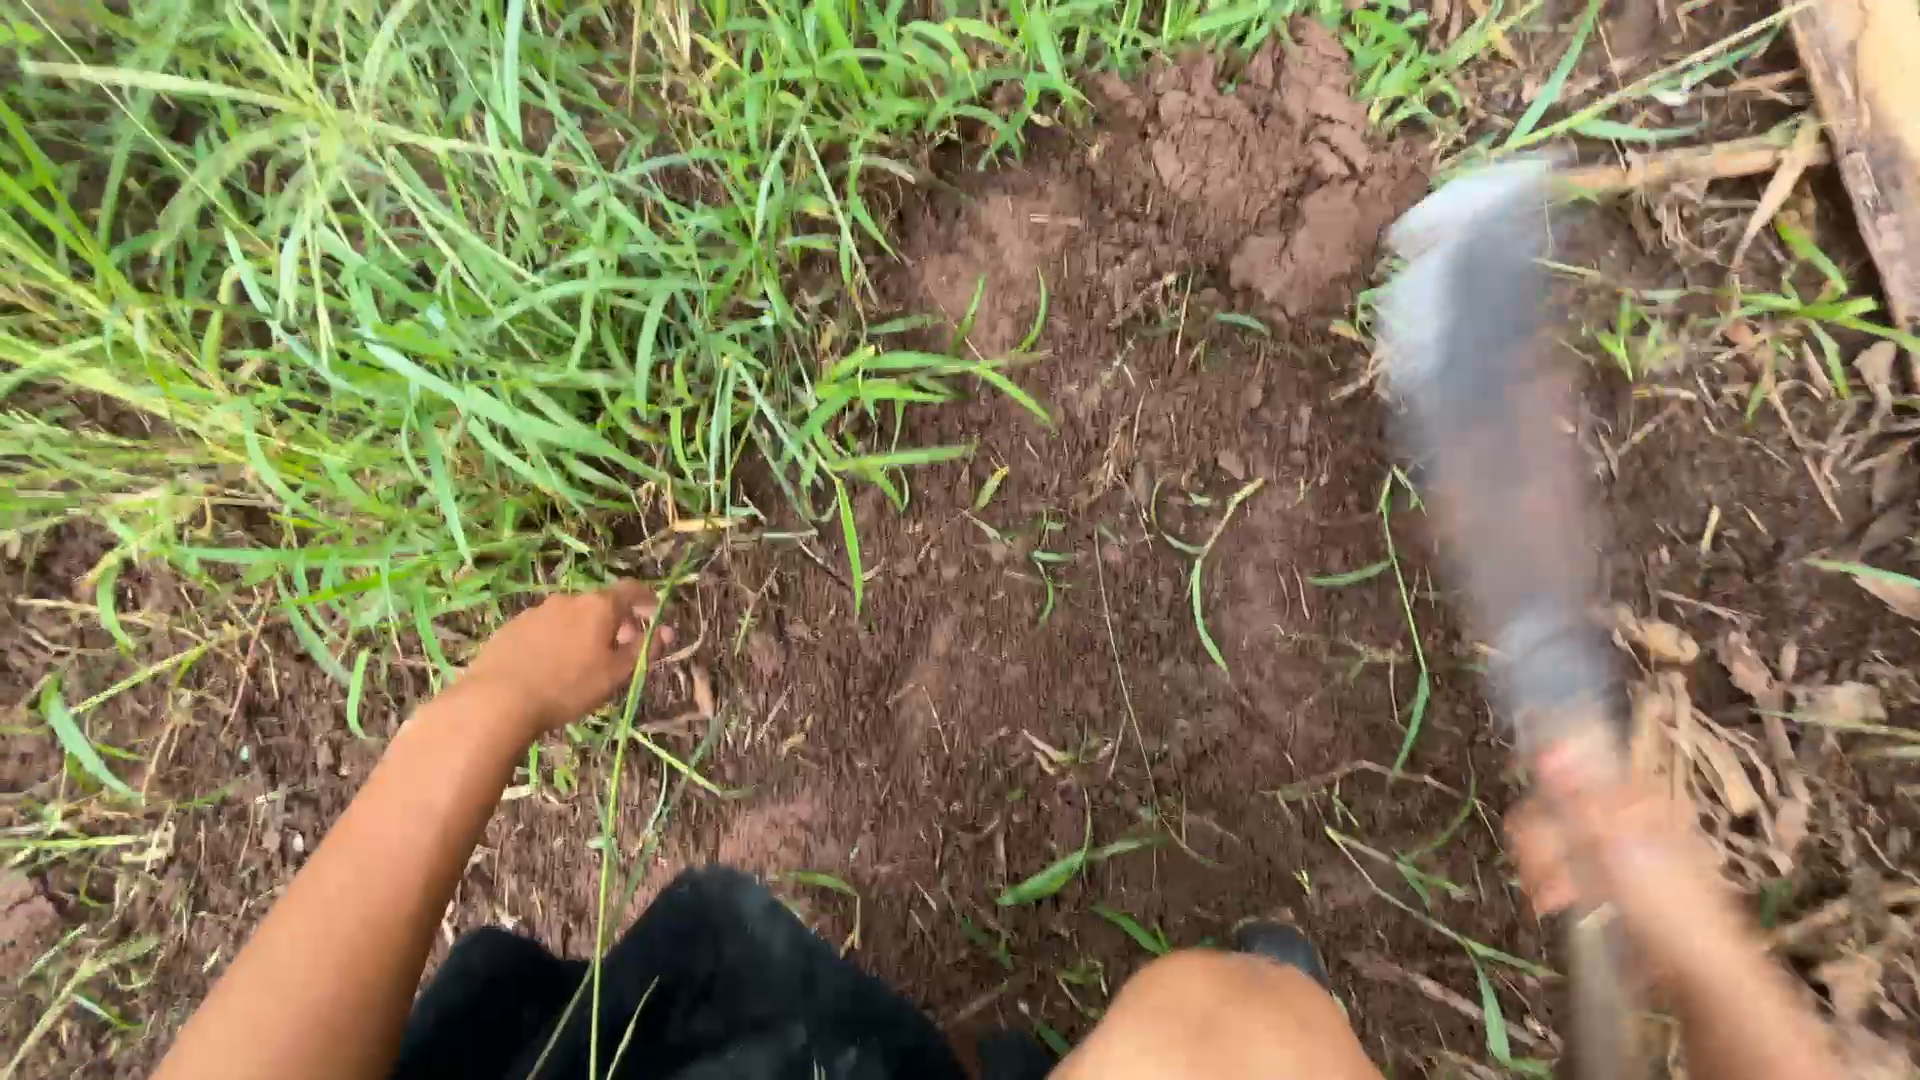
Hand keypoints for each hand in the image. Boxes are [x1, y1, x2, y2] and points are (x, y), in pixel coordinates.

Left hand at [457, 581, 673, 735]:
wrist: (497, 701)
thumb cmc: (569, 687)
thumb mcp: (616, 673)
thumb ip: (644, 649)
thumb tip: (666, 632)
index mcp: (599, 606)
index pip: (632, 589)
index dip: (647, 599)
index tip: (655, 613)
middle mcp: (569, 600)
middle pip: (601, 604)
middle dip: (615, 622)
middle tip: (620, 649)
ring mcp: (537, 611)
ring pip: (571, 616)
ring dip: (584, 631)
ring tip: (583, 662)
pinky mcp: (512, 627)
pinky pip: (546, 628)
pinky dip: (557, 639)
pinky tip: (551, 666)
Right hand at [1507, 734, 1754, 987]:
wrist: (1702, 972)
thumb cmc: (1669, 907)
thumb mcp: (1619, 847)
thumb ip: (1579, 797)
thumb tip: (1548, 747)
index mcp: (1635, 799)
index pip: (1571, 769)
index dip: (1543, 791)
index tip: (1529, 818)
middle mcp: (1623, 814)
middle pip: (1554, 805)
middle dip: (1539, 841)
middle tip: (1533, 867)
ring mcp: (1615, 845)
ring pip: (1552, 836)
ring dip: (1541, 866)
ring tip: (1545, 895)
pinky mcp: (1605, 874)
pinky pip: (1562, 863)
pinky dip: (1550, 880)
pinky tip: (1552, 901)